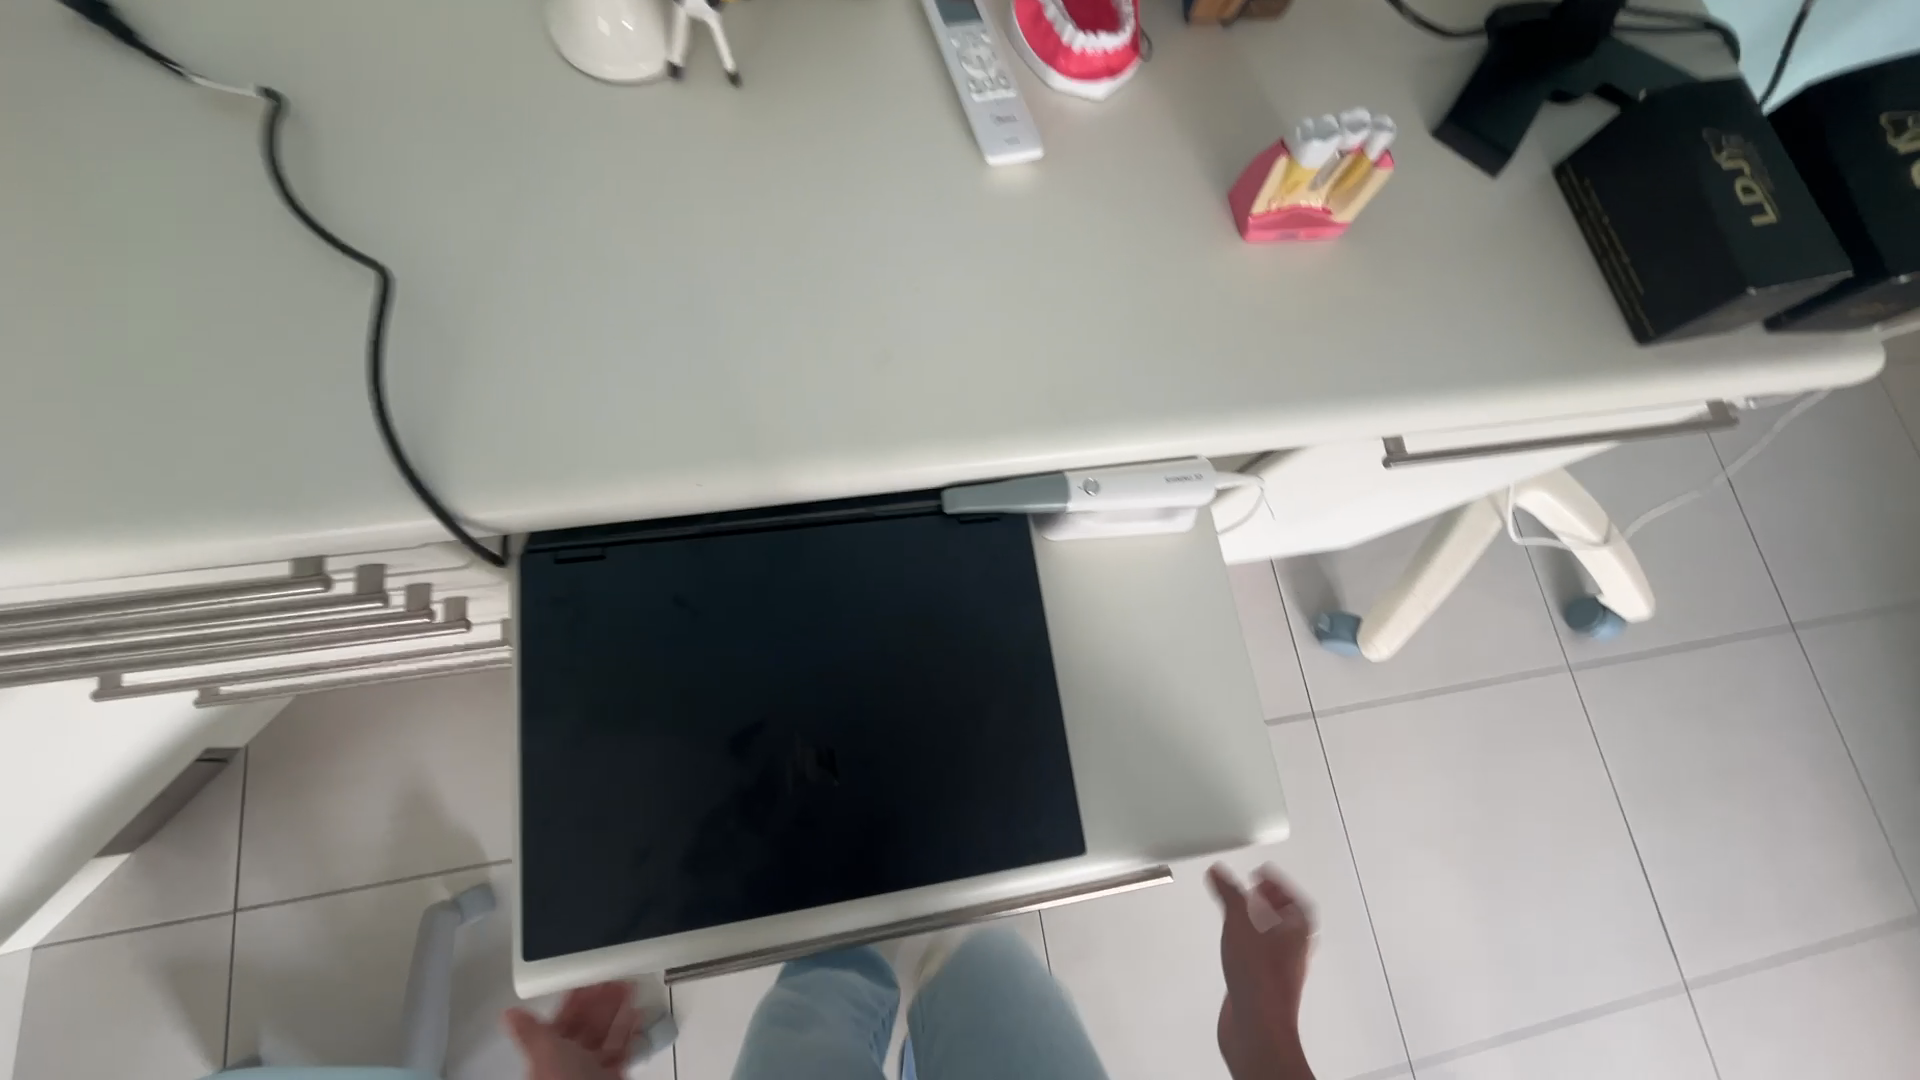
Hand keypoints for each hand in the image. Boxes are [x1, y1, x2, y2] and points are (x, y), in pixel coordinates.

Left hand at [504, 981, 642, 1079]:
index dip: (576, 1000)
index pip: (562, 1022)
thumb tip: (508, 1014)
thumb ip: (530, 1032)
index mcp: (550, 1057)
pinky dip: (629, 1031)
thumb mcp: (544, 1054)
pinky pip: (622, 1048)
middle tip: (615, 981)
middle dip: (602, 1001)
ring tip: (629, 990)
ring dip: (618, 1011)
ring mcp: (592, 1070)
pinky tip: (635, 1016)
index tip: (589, 983)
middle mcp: (570, 1063)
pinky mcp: (612, 1075)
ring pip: (606, 1034)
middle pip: (587, 1025)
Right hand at [1207, 863, 1317, 1079]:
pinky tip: (1232, 942)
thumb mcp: (1239, 922)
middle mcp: (1291, 951)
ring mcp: (1277, 969)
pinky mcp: (1261, 984)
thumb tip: (1220, 873)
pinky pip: (1257, 954)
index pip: (1296, 901)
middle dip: (1269, 901)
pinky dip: (1246, 941)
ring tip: (1241, 909)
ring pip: (1272, 938)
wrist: (1256, 1028)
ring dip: (1257, 920)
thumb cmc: (1260, 982)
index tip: (1265, 873)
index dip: (1280, 885)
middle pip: (1286, 919)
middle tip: (1255, 887)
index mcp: (1297, 932)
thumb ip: (1229, 893)